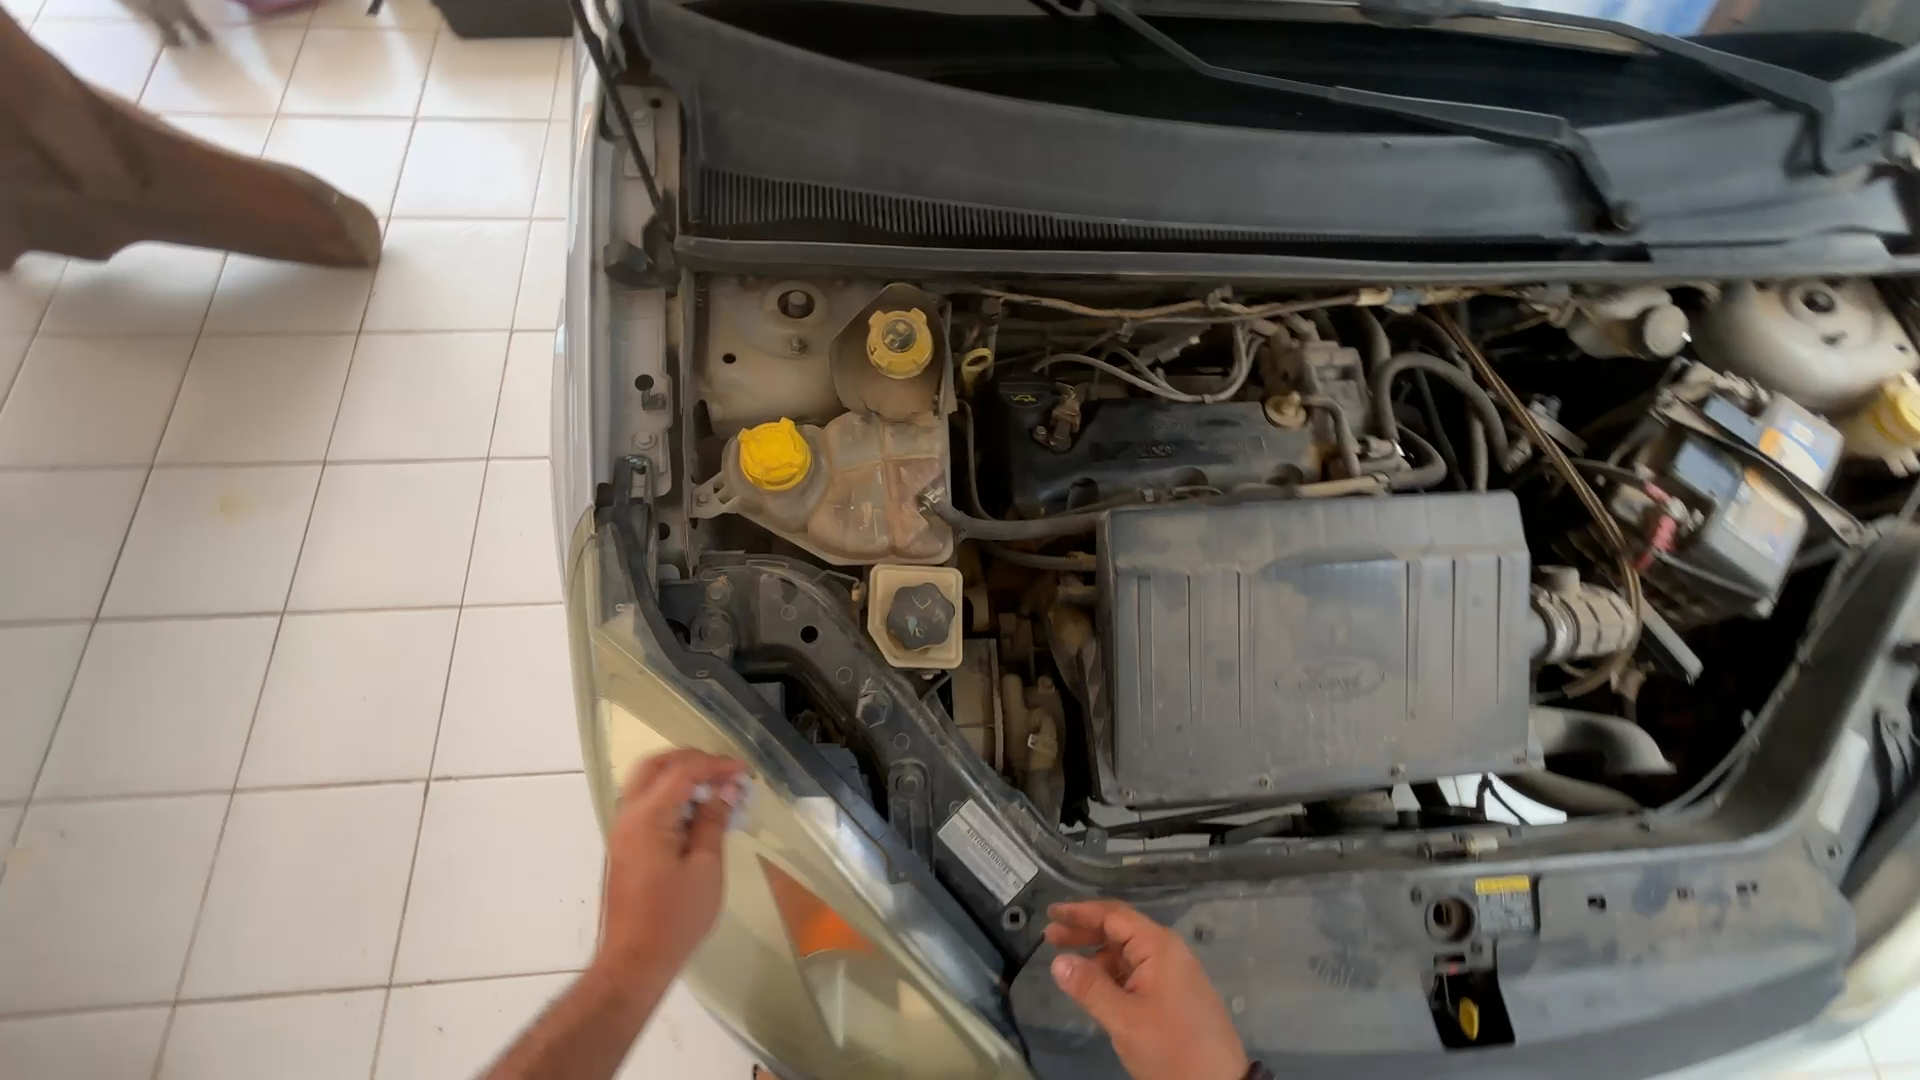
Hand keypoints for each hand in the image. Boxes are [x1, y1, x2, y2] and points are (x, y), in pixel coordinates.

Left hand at [594, 749, 745, 985]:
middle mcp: (628, 816)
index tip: (744, 772)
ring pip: (646, 782)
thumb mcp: (706, 867)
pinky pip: (645, 803)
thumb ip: (714, 821)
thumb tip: (725, 789)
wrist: (634, 963)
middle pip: (656, 766)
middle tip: (724, 771)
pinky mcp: (624, 846)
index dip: (716, 765)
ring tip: (714, 788)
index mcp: (648, 817)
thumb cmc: (675, 917)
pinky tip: (696, 812)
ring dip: (680, 776)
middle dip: (692, 760)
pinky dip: (670, 795)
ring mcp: (622, 831)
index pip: (683, 771)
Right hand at [1045, 900, 1248, 1079]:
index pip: (1112, 915)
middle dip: (1084, 932)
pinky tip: (1094, 988)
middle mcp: (1167, 951)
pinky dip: (1112, 975)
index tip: (1051, 913)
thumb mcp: (1124, 1020)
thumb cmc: (1172, 1049)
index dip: (1079, 912)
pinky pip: (1136, 973)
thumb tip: (1058, 962)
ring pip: (1126, 954)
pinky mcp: (1174, 995)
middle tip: (1050, 937)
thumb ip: (1089, 987)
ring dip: (1096, 956)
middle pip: (1118, 931)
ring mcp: (1172, 973)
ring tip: (1067, 967)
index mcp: (1158, 946)